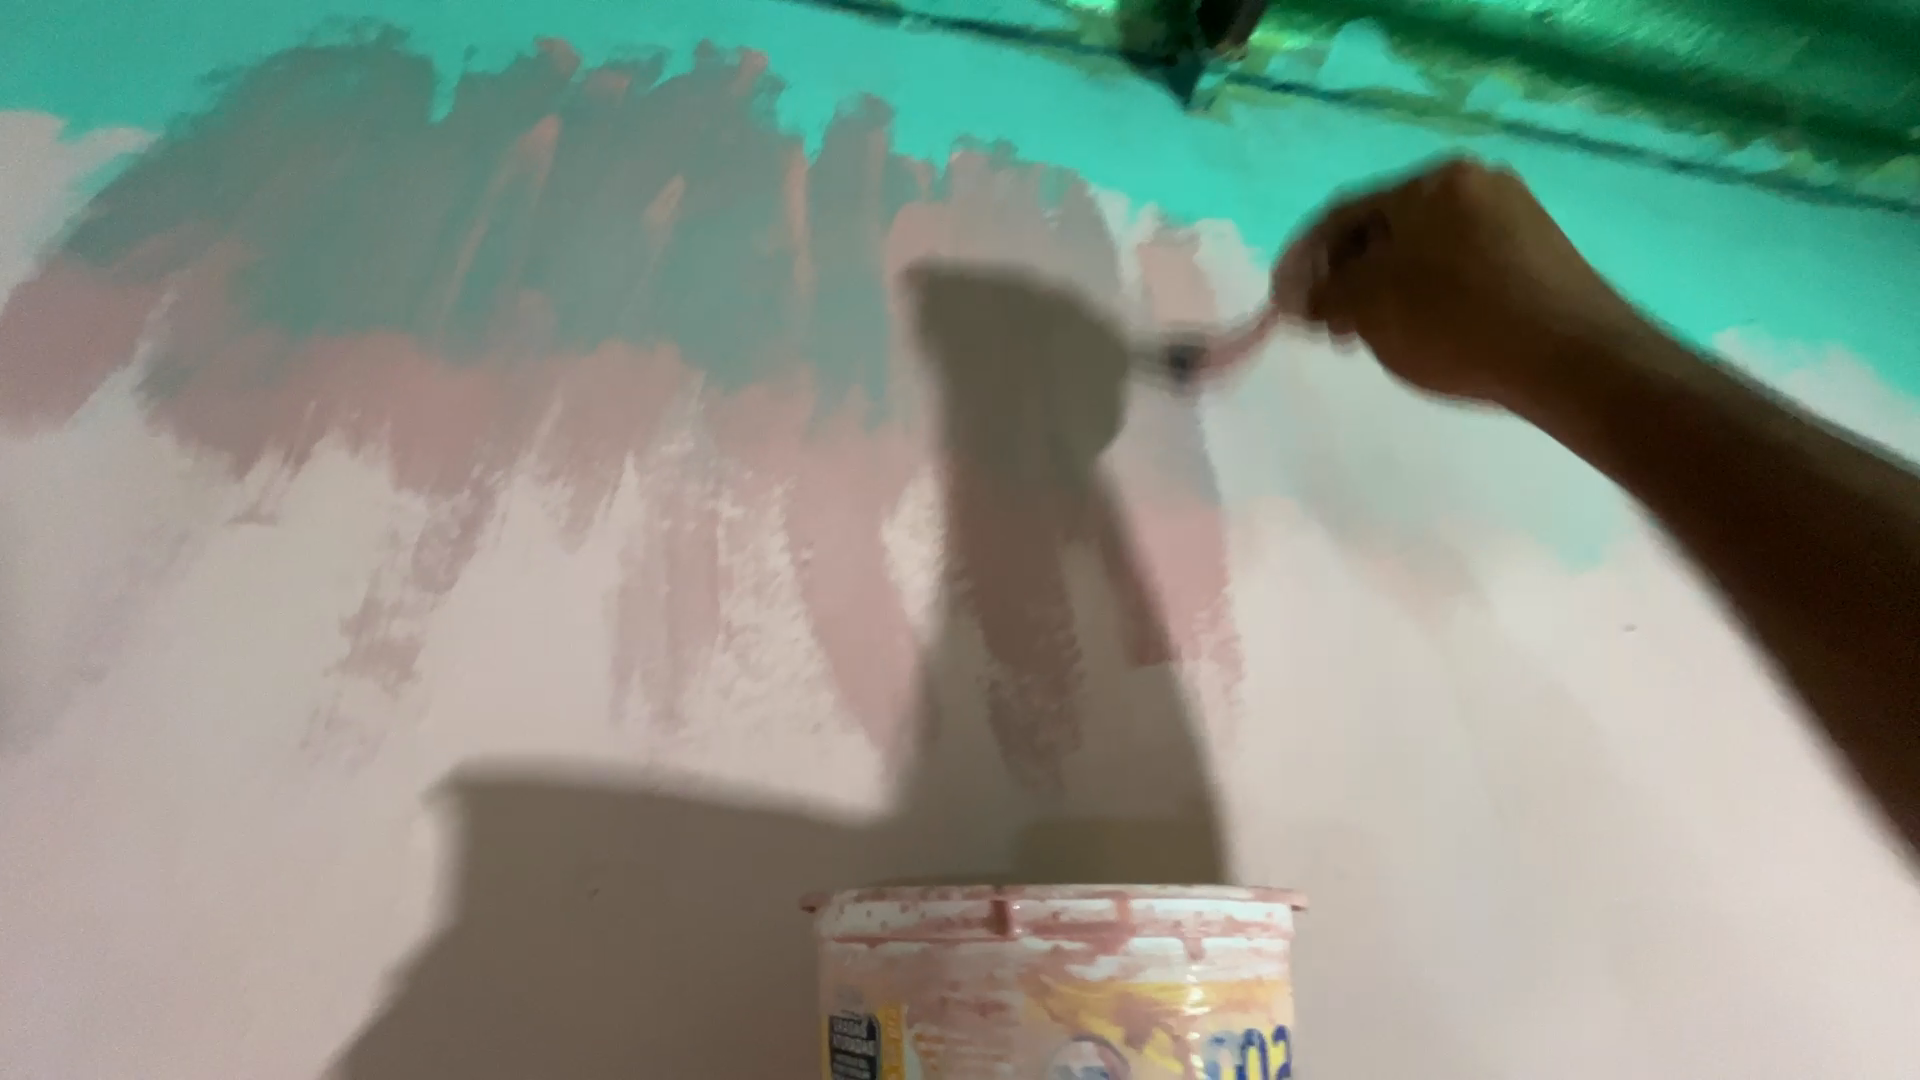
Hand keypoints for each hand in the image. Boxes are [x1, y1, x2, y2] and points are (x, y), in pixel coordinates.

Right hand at [1282, 156, 1646, 407]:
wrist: (1570, 356)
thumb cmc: (1453, 322)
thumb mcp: (1365, 307)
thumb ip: (1318, 296)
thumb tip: (1295, 298)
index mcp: (1427, 183)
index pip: (1338, 217)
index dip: (1298, 262)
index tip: (1279, 306)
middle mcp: (1469, 183)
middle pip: (1377, 230)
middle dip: (1337, 278)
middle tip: (1320, 327)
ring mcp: (1506, 214)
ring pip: (1412, 249)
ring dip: (1373, 289)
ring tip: (1360, 335)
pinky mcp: (1529, 250)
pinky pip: (1448, 263)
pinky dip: (1414, 292)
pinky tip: (1409, 328)